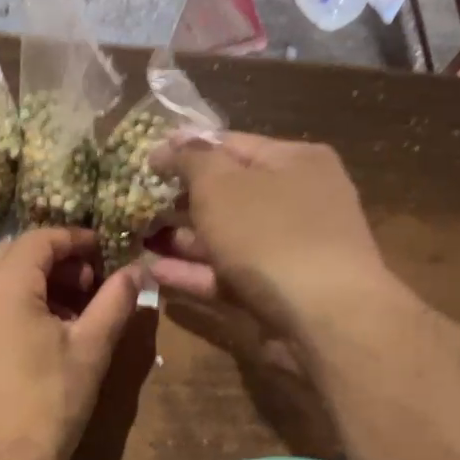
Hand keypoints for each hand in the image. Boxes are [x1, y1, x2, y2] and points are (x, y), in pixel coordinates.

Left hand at [0, 228, 140, 459]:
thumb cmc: (51, 408)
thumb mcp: (92, 351)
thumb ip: (115, 302)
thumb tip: (136, 272)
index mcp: (1, 288)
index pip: (38, 239)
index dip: (74, 241)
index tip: (99, 254)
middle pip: (6, 262)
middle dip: (46, 267)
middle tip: (80, 290)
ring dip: (16, 297)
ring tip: (47, 325)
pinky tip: (7, 359)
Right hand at [149, 133, 400, 339]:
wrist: (323, 317)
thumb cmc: (270, 234)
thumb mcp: (220, 185)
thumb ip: (191, 160)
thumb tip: (171, 143)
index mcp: (294, 161)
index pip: (231, 144)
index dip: (186, 151)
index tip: (145, 163)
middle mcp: (297, 200)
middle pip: (229, 194)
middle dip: (181, 200)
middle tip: (136, 205)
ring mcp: (288, 250)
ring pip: (226, 238)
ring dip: (183, 240)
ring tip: (138, 240)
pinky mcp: (276, 292)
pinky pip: (228, 275)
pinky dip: (194, 274)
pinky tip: (155, 273)